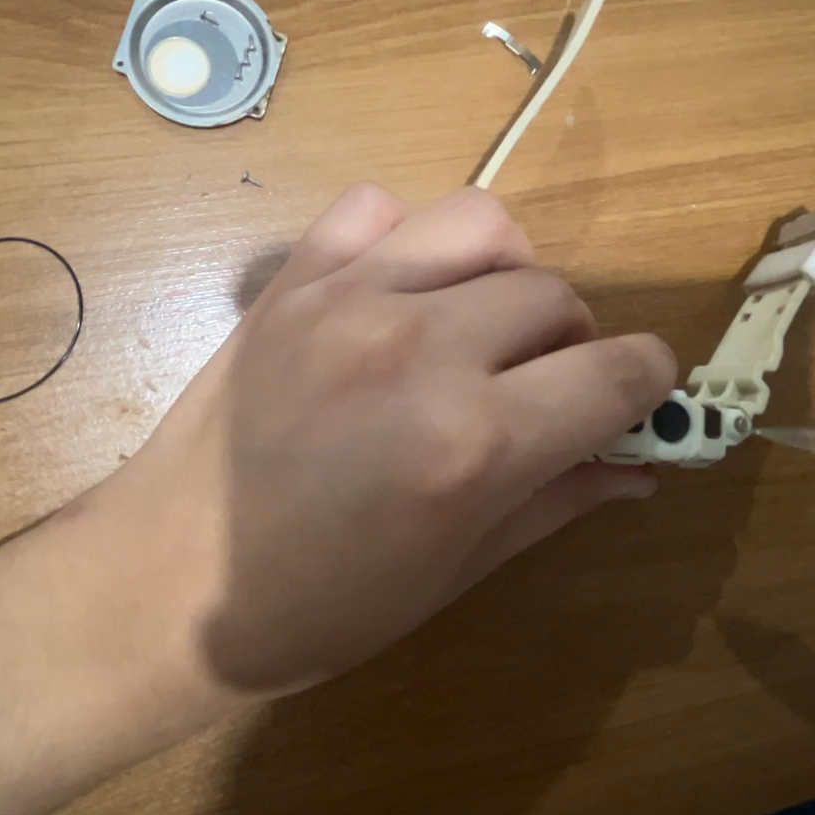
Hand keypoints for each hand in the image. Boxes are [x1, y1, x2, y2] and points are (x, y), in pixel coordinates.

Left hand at [115, 184, 676, 693]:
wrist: (166, 580)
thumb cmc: (317, 605)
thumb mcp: (454, 571)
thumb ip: (556, 500)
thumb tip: (638, 466)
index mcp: (473, 442)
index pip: (617, 372)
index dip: (648, 382)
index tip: (639, 395)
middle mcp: (421, 348)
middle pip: (555, 294)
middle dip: (571, 341)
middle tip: (536, 386)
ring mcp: (349, 298)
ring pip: (481, 224)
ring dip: (503, 273)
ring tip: (473, 325)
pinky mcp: (292, 280)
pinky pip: (375, 208)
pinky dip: (404, 239)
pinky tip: (393, 293)